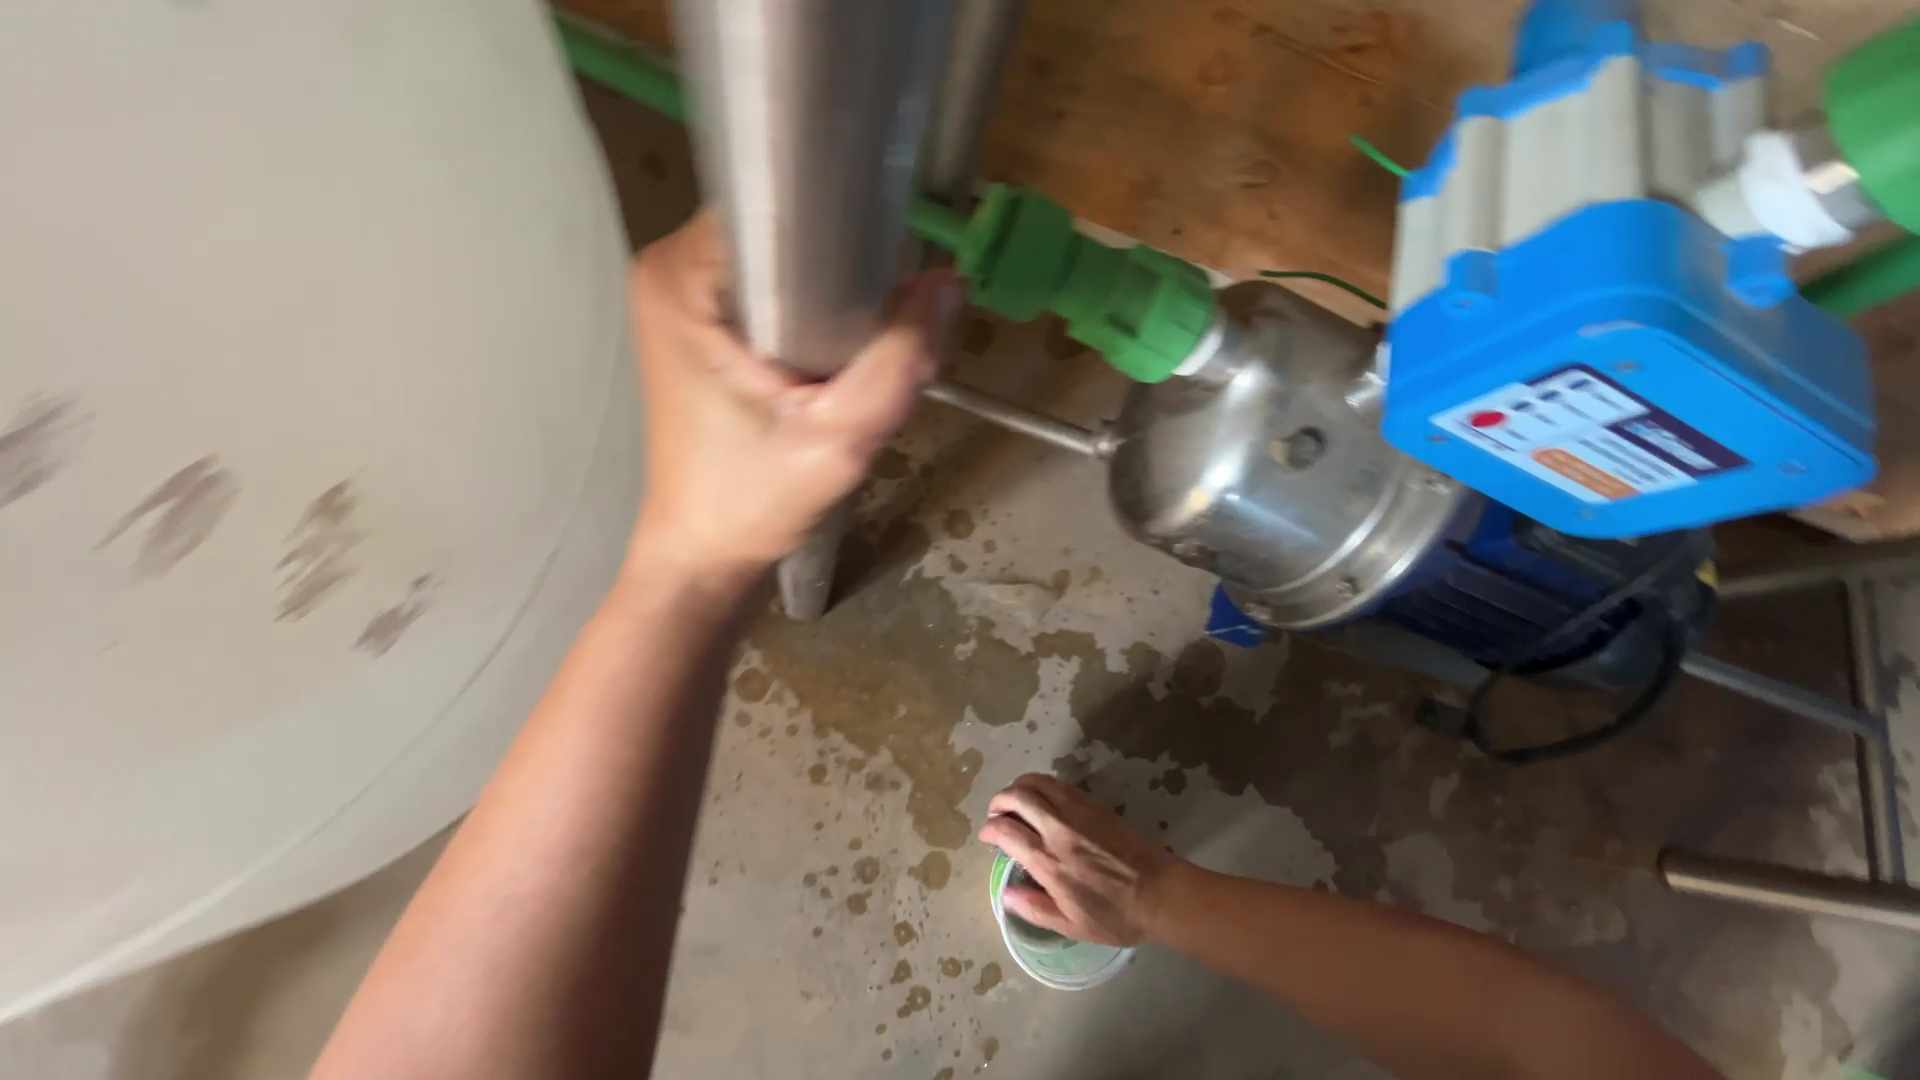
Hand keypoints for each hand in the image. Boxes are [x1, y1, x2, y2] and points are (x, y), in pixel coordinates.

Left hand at [626, 211, 959, 573]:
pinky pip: (773, 289)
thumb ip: (899, 363)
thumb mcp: (840, 440)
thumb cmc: (753, 502)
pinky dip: (814, 314)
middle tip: (883, 325)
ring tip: (861, 346)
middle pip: (784, 229)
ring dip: (834, 296)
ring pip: (784, 261)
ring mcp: (682, 297)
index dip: (845, 225)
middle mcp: (672, 272)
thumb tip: (950, 282)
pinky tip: (836, 356)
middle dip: (845, 270)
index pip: (778, 204)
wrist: (705, 554)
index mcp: (685, 279)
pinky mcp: (700, 325)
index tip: (893, 266)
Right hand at [977, 773, 1185, 946]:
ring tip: (1016, 800)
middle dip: (999, 801)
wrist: (1161, 893)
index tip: (987, 836)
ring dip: (1019, 787)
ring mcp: (1078, 812)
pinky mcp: (1095, 805)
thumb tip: (1005, 894)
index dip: (990, 830)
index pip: (1007, 832)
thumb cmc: (1115, 915)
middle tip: (996, 813)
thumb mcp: (1071, 925)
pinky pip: (1060, 785)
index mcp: (1049, 861)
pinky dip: (1042, 785)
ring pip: (1038, 783)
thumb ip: (1034, 908)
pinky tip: (1043, 799)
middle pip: (1018, 797)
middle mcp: (1059, 829)